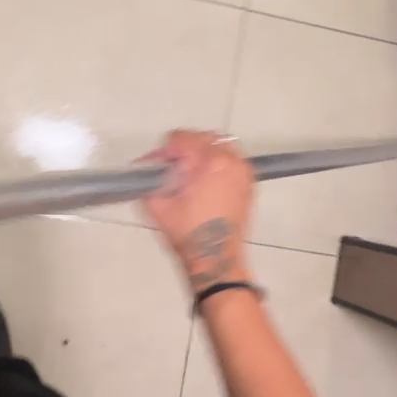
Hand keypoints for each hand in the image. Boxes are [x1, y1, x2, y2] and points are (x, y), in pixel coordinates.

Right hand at [140, 130, 253, 294]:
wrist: (216, 259)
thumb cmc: (187, 233)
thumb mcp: (158, 205)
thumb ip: (150, 179)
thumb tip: (147, 165)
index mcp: (209, 162)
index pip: (181, 138)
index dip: (165, 151)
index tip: (156, 165)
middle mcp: (231, 160)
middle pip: (203, 138)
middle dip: (185, 149)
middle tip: (172, 168)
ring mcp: (244, 171)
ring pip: (221, 145)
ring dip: (204, 153)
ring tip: (191, 172)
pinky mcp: (250, 183)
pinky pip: (233, 160)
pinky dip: (219, 163)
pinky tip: (207, 180)